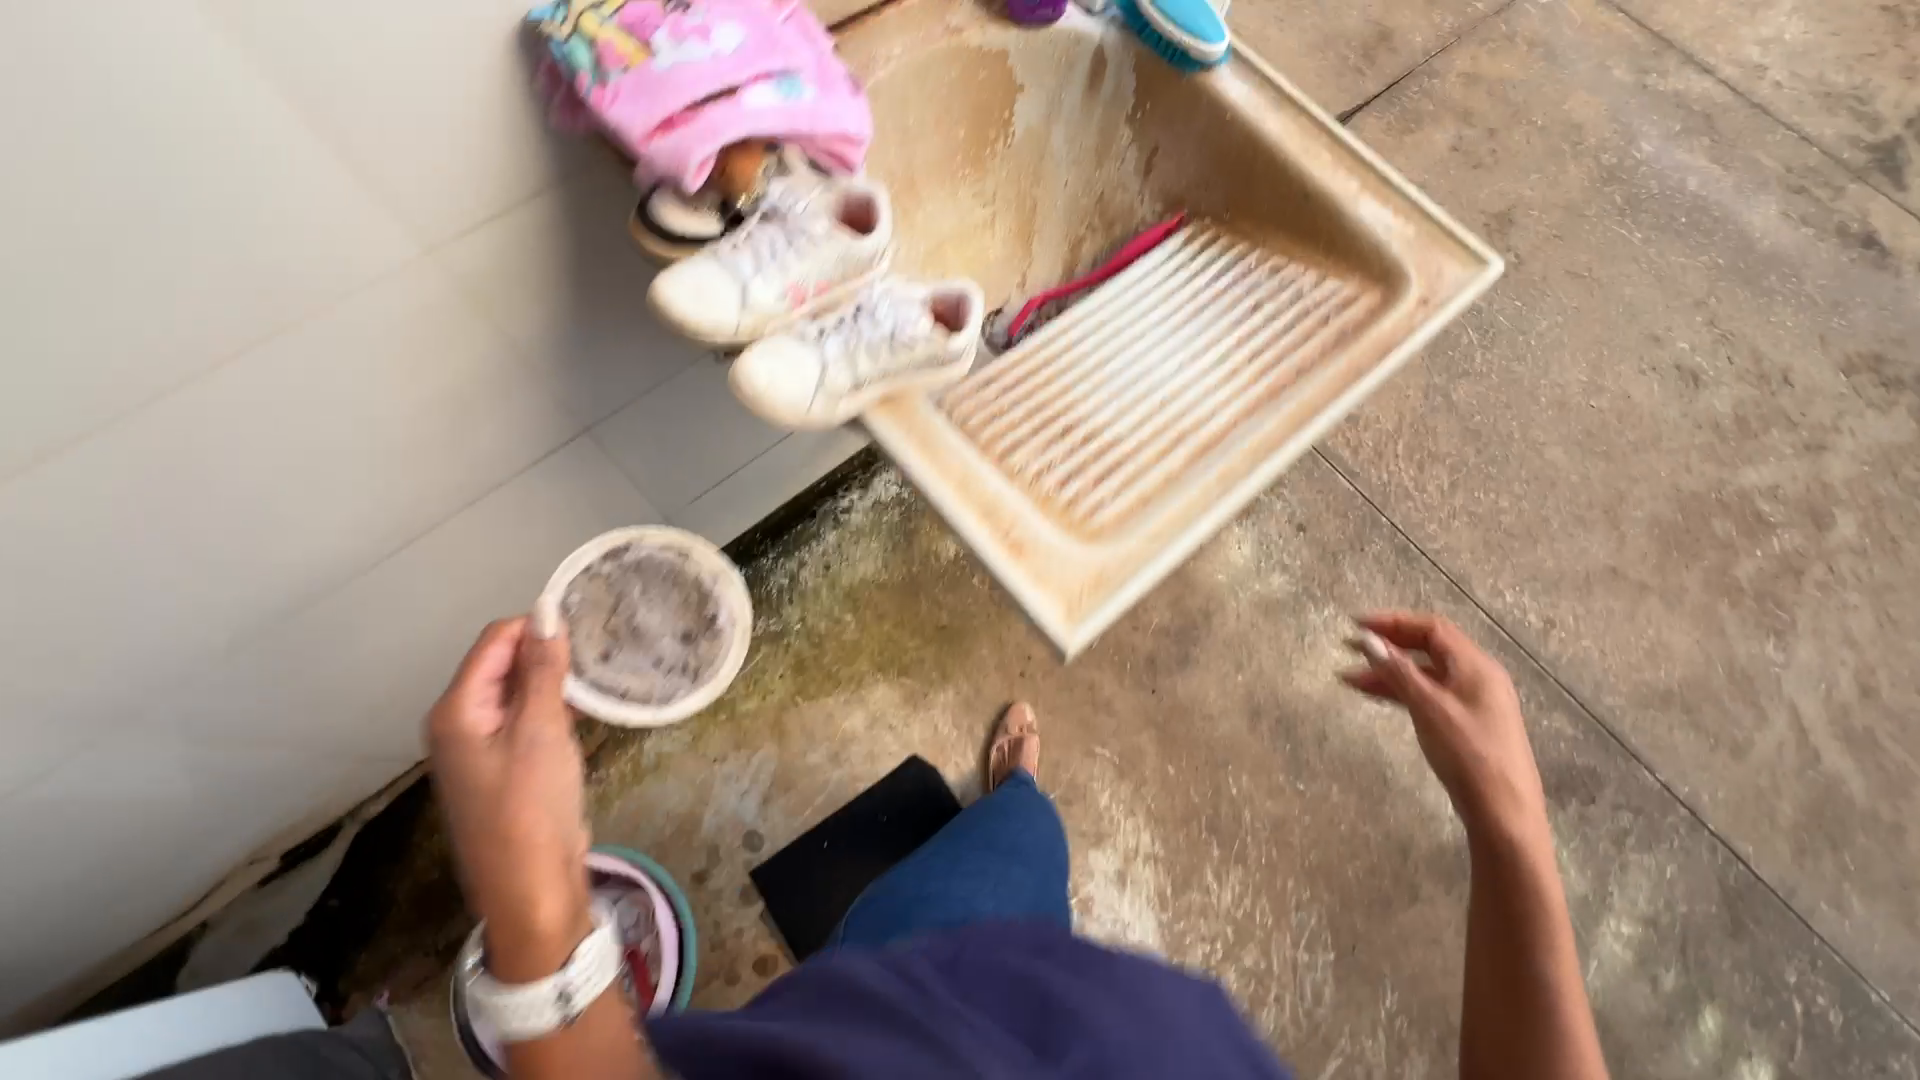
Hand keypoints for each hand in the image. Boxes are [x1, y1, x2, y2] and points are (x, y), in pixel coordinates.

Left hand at [426, 611, 592, 971]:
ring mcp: (480, 747)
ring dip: (552, 681)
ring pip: (517, 692)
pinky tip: (583, 711)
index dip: (537, 627)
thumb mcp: (541, 730)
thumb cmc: (531, 807)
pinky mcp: (503, 766)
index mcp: (456, 710)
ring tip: (596, 678)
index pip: (494, 641)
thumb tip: (545, 611)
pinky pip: (525, 719)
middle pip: (503, 664)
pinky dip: (552, 708)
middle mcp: (459, 723)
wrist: (531, 887)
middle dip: (546, 654)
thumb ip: (542, 669)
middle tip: (597, 653)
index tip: (587, 626)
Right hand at [1339, 611, 1548, 842]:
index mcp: (1475, 666)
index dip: (1392, 621)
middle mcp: (1477, 677)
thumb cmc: (1468, 753)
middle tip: (1348, 647)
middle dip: (1387, 645)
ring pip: (1424, 673)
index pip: (1431, 628)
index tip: (1355, 625)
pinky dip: (1400, 691)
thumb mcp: (1428, 708)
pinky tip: (1376, 696)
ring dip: (1388, 671)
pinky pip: (1427, 694)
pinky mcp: (1465, 722)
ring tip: (1349, 678)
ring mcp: (1472, 701)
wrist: (1503, 811)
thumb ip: (1397, 671)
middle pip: (1428, 648)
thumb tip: (1367, 639)